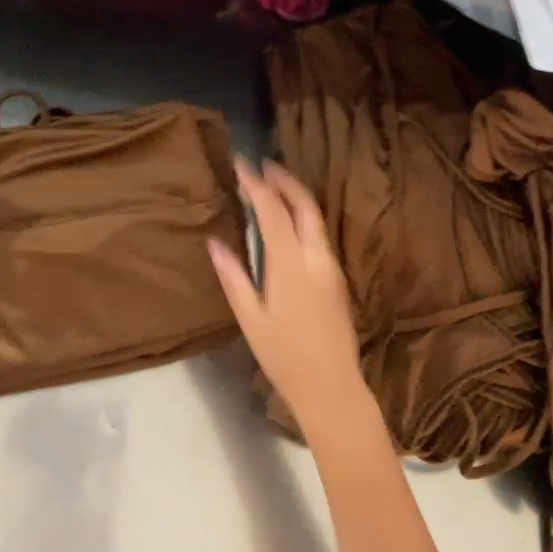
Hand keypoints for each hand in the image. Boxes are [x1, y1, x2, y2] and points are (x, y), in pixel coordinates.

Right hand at [207, 158, 369, 432]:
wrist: (332, 387)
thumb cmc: (284, 357)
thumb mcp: (250, 319)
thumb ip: (234, 277)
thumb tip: (215, 242)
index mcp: (291, 265)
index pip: (272, 212)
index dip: (256, 185)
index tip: (241, 164)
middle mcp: (316, 258)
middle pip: (304, 205)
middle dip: (284, 181)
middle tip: (263, 166)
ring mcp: (332, 267)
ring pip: (316, 219)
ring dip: (295, 197)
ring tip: (271, 187)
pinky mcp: (337, 279)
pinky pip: (319, 235)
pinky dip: (302, 218)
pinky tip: (287, 223)